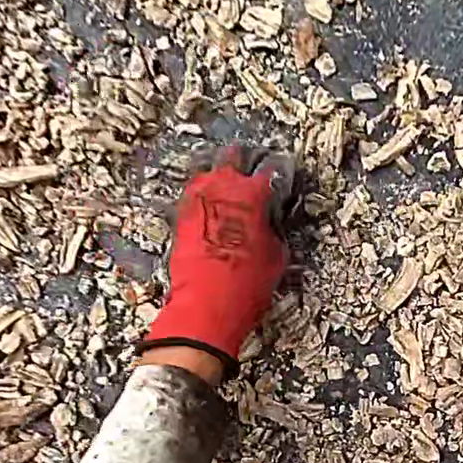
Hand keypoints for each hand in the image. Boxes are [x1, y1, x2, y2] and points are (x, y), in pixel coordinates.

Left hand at [137, 145, 296, 380]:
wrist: (205, 306)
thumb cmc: (241, 286)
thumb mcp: (275, 257)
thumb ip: (273, 230)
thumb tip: (270, 226)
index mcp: (254, 193)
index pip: (273, 169)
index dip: (281, 173)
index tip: (282, 179)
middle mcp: (224, 188)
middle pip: (235, 157)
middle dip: (246, 162)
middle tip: (253, 172)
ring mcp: (198, 198)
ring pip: (209, 170)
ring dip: (220, 177)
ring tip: (229, 188)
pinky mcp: (180, 215)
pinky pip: (195, 195)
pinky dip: (205, 198)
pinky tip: (212, 208)